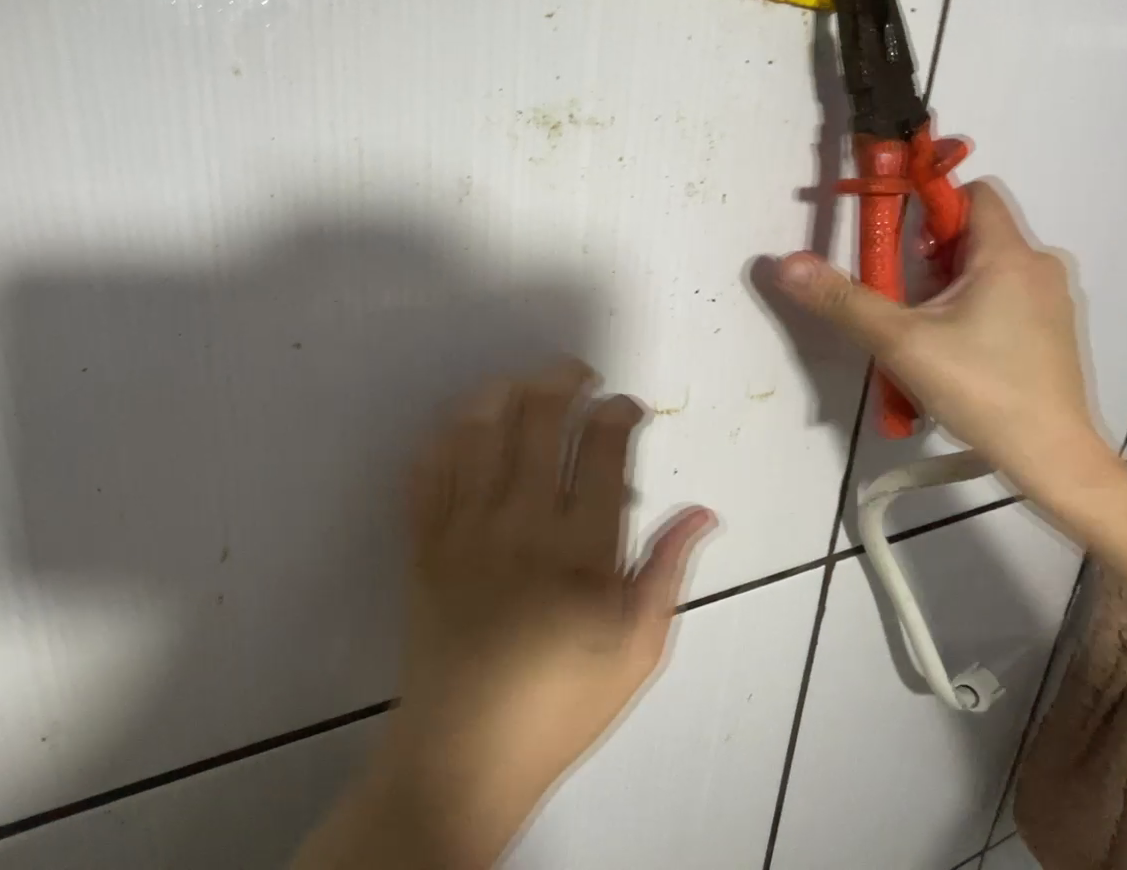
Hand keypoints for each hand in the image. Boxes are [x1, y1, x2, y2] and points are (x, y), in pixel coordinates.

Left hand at [310, 360, 714, 869]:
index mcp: (581, 548)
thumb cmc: (563, 704)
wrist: (466, 750)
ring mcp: (464, 528)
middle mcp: (520, 522)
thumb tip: (703, 512)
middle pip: (539, 419)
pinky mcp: (423, 543)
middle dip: (563, 380)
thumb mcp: (638, 651)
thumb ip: (667, 571)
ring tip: (525, 386)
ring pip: (479, 429)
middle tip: (580, 375)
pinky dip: (447, 434)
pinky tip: (466, 426)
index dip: (619, 411)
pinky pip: (428, 469)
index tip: (628, 406)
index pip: (603, 447)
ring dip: (505, 392)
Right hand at [774, 180, 1117, 498]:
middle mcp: (1039, 266)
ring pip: (986, 268)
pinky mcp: (1051, 331)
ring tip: (921, 330)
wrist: (1050, 456)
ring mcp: (1051, 300)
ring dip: (946, 285)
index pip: (975, 193)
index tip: (893, 235)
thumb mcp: (901, 343)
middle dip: (928, 254)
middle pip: (974, 233)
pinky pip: (1003, 296)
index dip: (930, 201)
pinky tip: (953, 351)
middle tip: (900, 294)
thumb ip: (843, 300)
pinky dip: (971, 308)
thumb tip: (787, 264)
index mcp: (1009, 255)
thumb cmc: (980, 389)